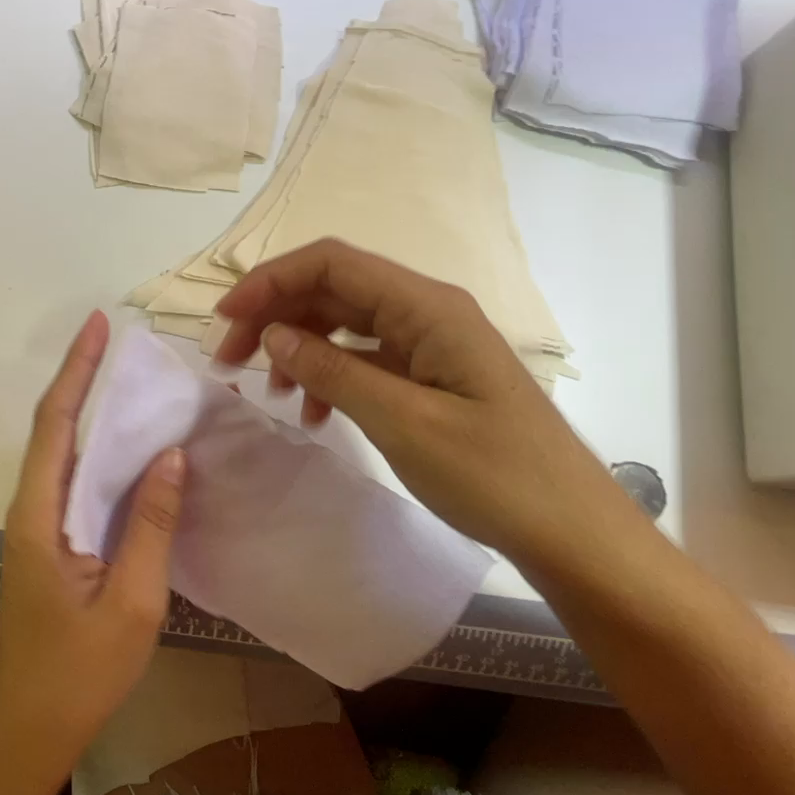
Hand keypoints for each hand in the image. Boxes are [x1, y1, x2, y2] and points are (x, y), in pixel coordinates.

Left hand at [0, 310, 186, 790]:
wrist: (32, 729)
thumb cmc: (81, 671)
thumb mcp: (131, 601)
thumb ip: (149, 526)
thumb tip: (170, 455)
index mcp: (39, 516)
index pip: (55, 424)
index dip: (76, 371)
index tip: (98, 325)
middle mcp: (30, 511)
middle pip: (55, 431)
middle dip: (83, 381)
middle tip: (122, 344)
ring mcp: (36, 530)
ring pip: (64, 457)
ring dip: (91, 417)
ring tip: (132, 385)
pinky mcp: (49, 547)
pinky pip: (74, 486)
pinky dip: (99, 457)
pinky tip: (131, 453)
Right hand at [213, 239, 648, 574]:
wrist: (571, 530)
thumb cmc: (494, 475)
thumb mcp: (403, 423)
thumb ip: (334, 372)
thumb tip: (274, 335)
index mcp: (427, 307)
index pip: (332, 264)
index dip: (270, 281)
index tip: (224, 321)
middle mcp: (428, 311)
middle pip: (334, 290)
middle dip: (276, 316)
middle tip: (230, 363)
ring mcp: (432, 344)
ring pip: (347, 325)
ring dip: (300, 348)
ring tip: (272, 395)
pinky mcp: (433, 377)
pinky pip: (367, 359)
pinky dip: (330, 376)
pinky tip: (315, 414)